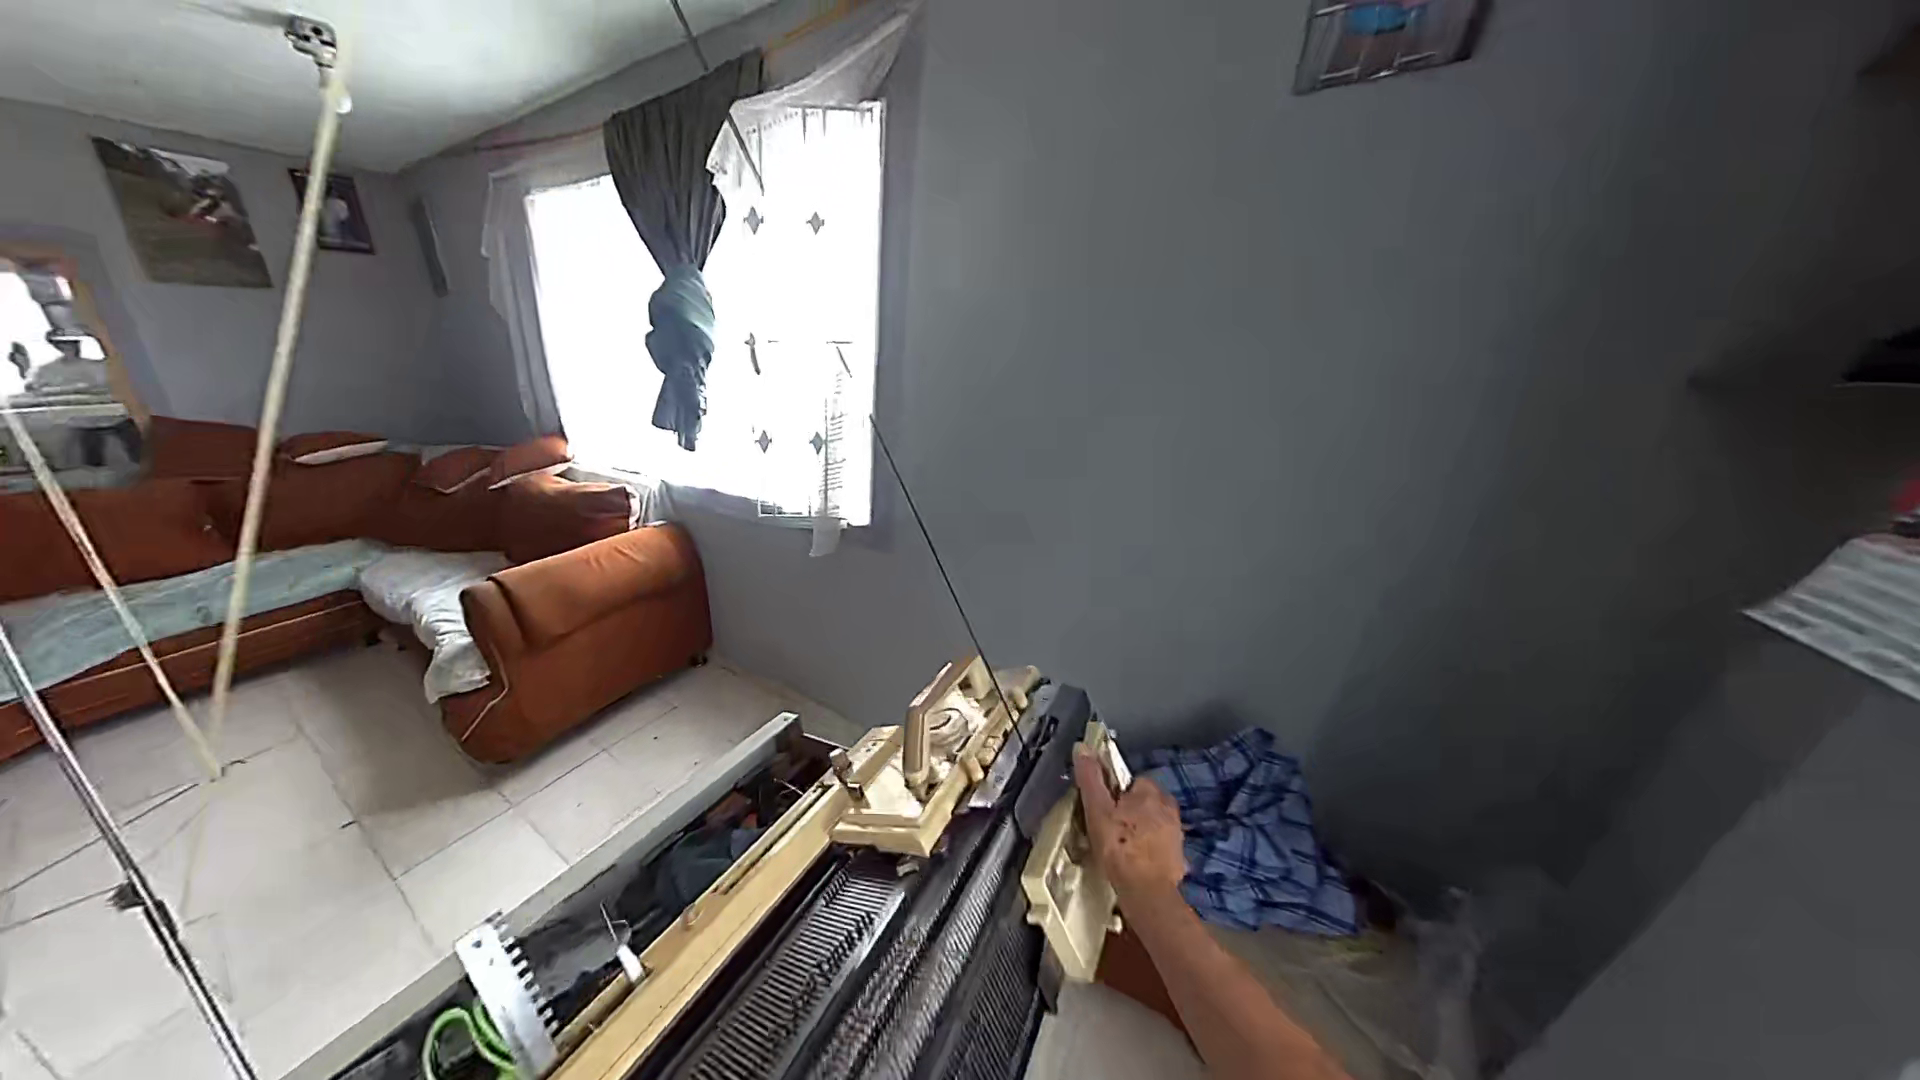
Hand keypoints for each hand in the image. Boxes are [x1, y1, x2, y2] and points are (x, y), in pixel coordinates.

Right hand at [1073, 746, 1186, 902]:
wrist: (1147, 893)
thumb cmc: (1119, 848)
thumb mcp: (1097, 810)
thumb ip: (1090, 779)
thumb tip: (1083, 748)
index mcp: (1150, 792)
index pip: (1133, 780)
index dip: (1118, 793)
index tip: (1106, 808)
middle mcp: (1169, 808)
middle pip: (1146, 801)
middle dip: (1133, 810)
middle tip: (1112, 827)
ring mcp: (1177, 833)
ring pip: (1155, 823)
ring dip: (1143, 830)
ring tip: (1123, 847)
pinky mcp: (1180, 857)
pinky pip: (1162, 845)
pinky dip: (1151, 850)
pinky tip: (1137, 862)